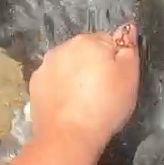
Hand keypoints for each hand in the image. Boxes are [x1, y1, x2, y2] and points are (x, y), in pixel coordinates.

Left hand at [28, 24, 139, 149]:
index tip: (116, 81)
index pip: (108, 42)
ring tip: (83, 101)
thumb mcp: (129, 77)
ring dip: (75, 76)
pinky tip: (67, 106)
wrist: (68, 136)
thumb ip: (129, 49)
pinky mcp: (34, 84)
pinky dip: (60, 88)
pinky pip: (53, 80)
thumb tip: (127, 28)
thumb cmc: (104, 106)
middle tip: (102, 93)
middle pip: (85, 52)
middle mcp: (63, 47)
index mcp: (89, 41)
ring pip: (67, 65)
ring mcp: (45, 65)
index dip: (115, 62)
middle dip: (93, 66)